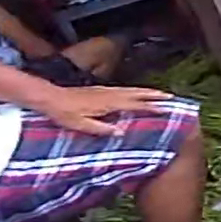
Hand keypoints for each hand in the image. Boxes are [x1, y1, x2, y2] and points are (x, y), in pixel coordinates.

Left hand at [33, 85, 170, 135]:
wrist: (49, 97)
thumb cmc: (63, 113)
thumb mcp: (80, 124)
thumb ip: (101, 129)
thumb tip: (120, 132)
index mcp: (109, 103)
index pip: (136, 105)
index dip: (151, 107)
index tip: (166, 109)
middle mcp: (111, 95)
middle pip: (138, 94)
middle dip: (155, 95)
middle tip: (171, 97)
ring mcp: (106, 90)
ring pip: (132, 89)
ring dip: (148, 91)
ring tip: (160, 93)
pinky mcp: (101, 89)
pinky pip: (125, 89)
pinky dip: (136, 90)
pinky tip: (137, 92)